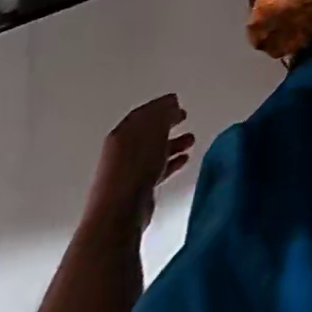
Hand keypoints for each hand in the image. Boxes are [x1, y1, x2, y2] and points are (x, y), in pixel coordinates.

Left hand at [86, 94, 195, 230]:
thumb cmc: (137, 166)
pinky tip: (183, 160)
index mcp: (122, 132)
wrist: (121, 211)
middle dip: (167, 123)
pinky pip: (157, 169)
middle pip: (148, 131)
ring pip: (154, 151)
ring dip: (172, 143)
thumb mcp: (154, 131)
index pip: (143, 113)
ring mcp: (128, 171)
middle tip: (183, 116)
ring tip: (191, 140)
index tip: (177, 100)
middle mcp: (122, 150)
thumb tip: (170, 102)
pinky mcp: (137, 189)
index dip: (161, 105)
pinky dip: (170, 162)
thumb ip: (163, 113)